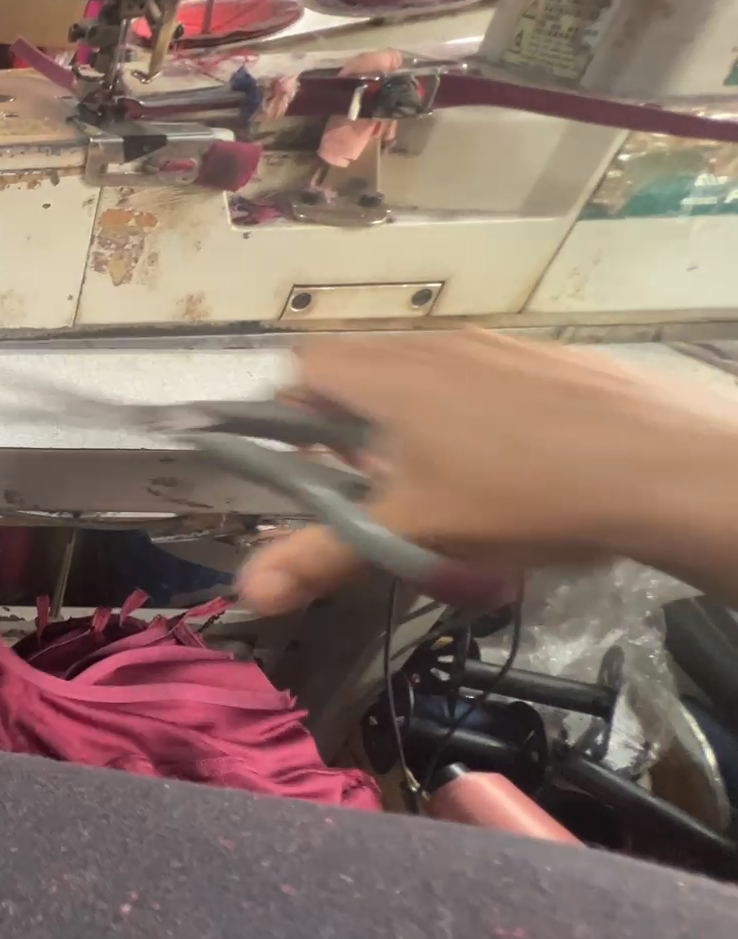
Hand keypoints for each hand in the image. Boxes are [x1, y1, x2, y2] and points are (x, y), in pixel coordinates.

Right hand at [236, 331, 737, 614]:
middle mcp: (433, 346)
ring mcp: (500, 346)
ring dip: (403, 410)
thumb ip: (317, 558)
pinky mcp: (554, 357)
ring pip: (417, 368)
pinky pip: (478, 371)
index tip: (311, 457)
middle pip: (356, 365)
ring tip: (439, 469)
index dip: (290, 408)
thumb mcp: (412, 533)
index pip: (301, 363)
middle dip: (345, 416)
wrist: (698, 478)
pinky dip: (466, 404)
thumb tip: (247, 593)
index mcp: (387, 377)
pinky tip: (510, 456)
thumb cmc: (528, 497)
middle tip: (370, 476)